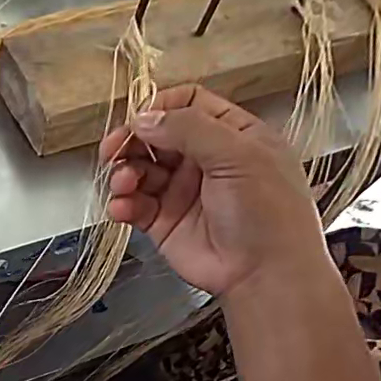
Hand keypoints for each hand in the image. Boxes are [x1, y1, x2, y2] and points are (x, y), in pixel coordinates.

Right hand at [101, 84, 327, 300]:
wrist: (264, 274)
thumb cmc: (267, 211)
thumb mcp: (237, 155)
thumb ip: (190, 128)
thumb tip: (144, 117)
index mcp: (230, 135)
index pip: (188, 106)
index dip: (160, 107)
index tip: (138, 118)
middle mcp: (204, 161)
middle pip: (157, 137)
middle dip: (132, 142)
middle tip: (112, 151)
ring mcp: (183, 193)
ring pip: (141, 171)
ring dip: (124, 173)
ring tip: (122, 184)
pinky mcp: (165, 224)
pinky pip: (136, 206)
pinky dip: (123, 204)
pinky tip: (121, 208)